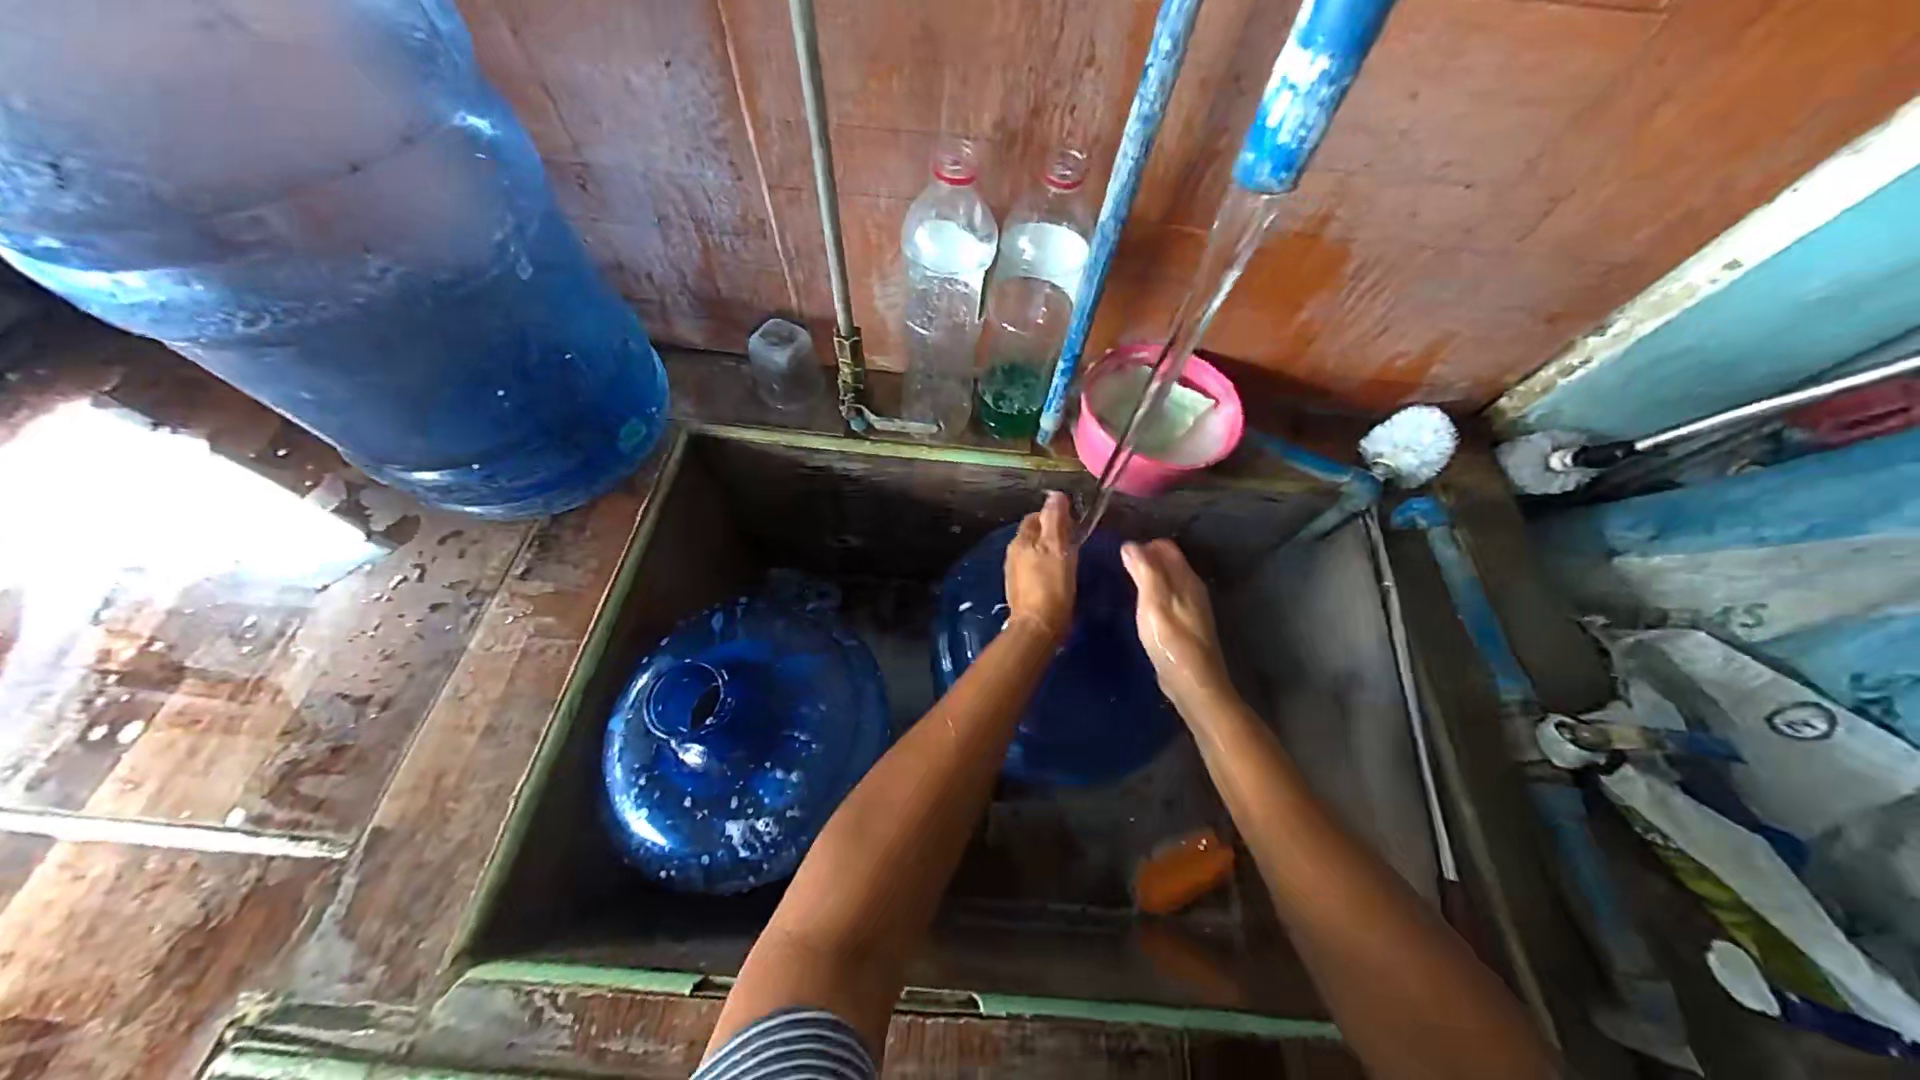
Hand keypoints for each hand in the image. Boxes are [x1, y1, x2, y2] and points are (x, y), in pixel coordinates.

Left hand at [1004, 491, 1076, 641]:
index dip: (1055, 516)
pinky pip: (1034, 569)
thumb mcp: (1058, 548)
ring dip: (1049, 551)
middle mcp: (1013, 552)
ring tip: (1069, 559)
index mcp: (1021, 539)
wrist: (1038, 626)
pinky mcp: (1020, 589)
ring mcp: (1014, 572)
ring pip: (1034, 551)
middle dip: (1052, 533)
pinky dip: (1046, 567)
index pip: (1036, 516)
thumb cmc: (1051, 585)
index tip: (1073, 525)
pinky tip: (1057, 577)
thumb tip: (1055, 494)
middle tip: (1074, 542)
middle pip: (1034, 533)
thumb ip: (1055, 520)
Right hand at [1120, 539, 1230, 710]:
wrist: (1192, 682)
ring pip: (1167, 581)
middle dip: (1144, 559)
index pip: (1166, 547)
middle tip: (1117, 568)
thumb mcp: (1153, 601)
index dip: (1143, 546)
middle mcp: (1191, 589)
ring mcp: (1190, 608)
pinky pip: (1167, 599)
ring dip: (1147, 578)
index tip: (1119, 555)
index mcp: (1186, 579)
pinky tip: (1138, 608)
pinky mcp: (1185, 626)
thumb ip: (1144, 571)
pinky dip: (1152, 596)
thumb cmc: (1170, 639)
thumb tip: (1130, 545)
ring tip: (1123, 585)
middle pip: (1167, 562)